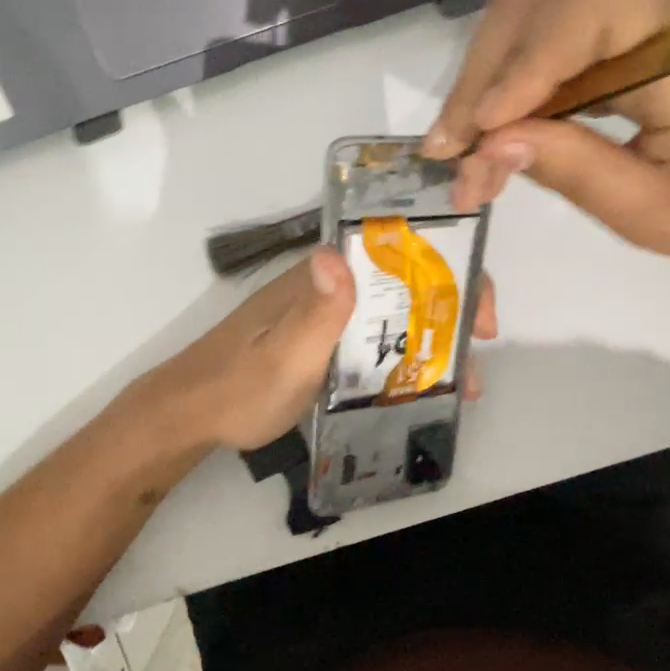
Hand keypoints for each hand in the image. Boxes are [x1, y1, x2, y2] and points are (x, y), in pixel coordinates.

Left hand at [136, 248, 499, 451]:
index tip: (479, 320)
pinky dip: (405, 357)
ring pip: (393, 315)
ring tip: (462, 384)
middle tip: (477, 360)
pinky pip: (373, 340)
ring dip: (433, 341)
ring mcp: (322, 316)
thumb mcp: (283, 357)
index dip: (451, 276)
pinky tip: (421, 386)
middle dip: (451, 313)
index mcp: (320, 279)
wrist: (190, 416)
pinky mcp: (317, 344)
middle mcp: (326, 288)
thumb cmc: (238, 388)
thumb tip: (335, 254)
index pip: (399, 254)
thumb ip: (313, 313)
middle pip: (405, 284)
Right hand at [424, 0, 669, 261]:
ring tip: (463, 146)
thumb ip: (575, 170)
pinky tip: (494, 130)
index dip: (523, 64)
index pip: (588, 11)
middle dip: (484, 74)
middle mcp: (664, 5)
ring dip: (487, 74)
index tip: (479, 132)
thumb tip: (491, 144)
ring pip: (537, 8)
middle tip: (448, 153)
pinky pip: (552, 32)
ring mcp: (645, 7)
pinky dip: (511, 79)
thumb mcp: (654, 211)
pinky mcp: (628, 25)